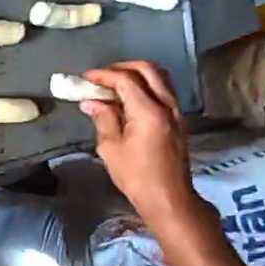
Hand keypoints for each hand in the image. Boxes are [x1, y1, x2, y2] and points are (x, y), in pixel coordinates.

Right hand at [80, 62, 209, 228]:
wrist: (169, 198)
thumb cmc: (136, 177)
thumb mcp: (111, 149)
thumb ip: (103, 119)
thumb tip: (91, 101)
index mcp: (148, 112)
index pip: (126, 80)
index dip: (104, 75)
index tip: (86, 78)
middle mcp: (167, 105)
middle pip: (147, 69)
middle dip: (122, 67)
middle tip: (101, 77)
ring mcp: (176, 110)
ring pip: (159, 76)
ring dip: (136, 74)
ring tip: (114, 84)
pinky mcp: (178, 118)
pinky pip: (163, 89)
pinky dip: (145, 84)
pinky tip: (129, 98)